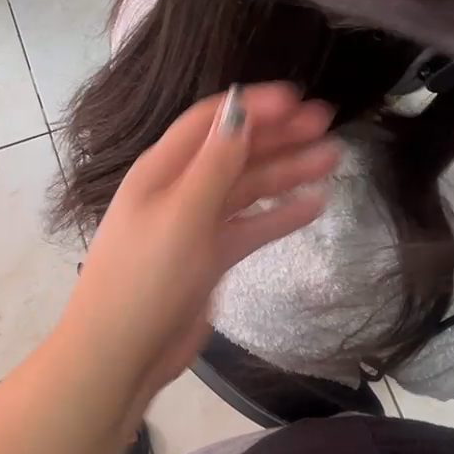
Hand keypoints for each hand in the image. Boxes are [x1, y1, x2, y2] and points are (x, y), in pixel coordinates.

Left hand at [59, 84, 340, 402]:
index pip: (211, 122)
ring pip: (247, 188)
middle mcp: (180, 190)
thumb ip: (214, 164)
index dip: (252, 106)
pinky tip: (312, 205)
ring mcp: (196, 225)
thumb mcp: (181, 215)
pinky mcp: (210, 258)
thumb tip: (239, 110)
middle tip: (326, 121)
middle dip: (278, 135)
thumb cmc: (144, 279)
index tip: (297, 98)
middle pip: (235, 151)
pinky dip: (278, 215)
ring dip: (286, 171)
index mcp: (163, 170)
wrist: (121, 354)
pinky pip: (250, 227)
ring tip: (332, 157)